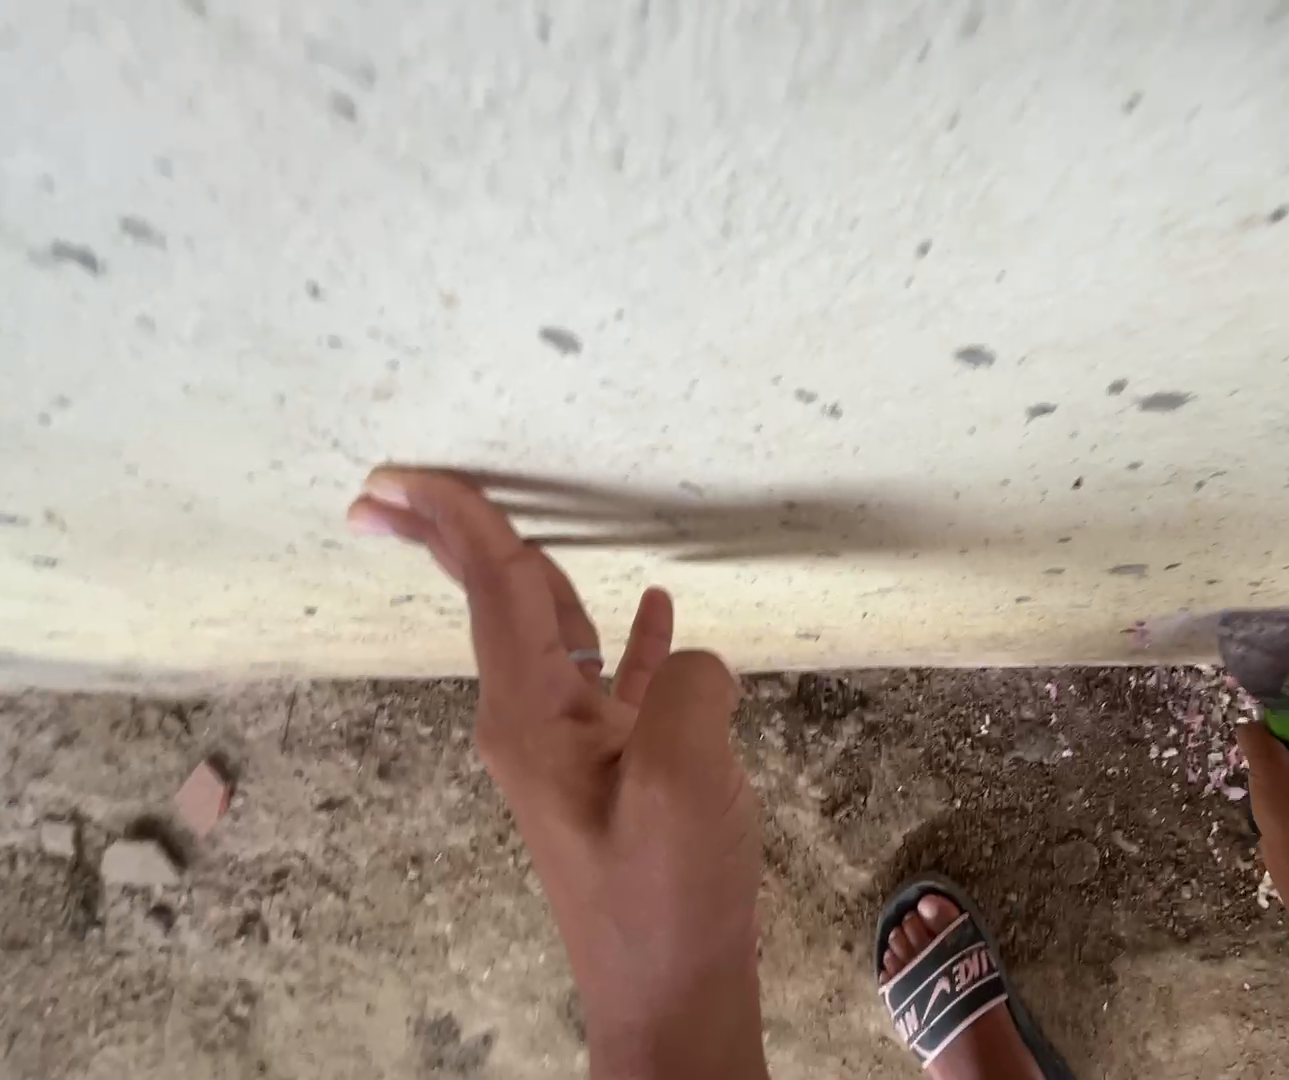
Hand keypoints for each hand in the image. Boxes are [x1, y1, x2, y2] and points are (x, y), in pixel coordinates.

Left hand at [347, 466, 766, 1079]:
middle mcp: (540, 723)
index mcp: (535, 718)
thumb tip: (687, 654)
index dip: (459, 527)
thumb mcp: (683, 775)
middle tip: (401, 490)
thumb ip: (683, 684)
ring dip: (539, 579)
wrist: (674, 982)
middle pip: (502, 608)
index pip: (497, 595)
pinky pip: (616, 674)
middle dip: (458, 544)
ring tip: (521, 532)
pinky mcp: (624, 761)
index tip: (400, 478)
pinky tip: (654, 608)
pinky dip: (624, 634)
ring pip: (558, 635)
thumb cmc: (670, 886)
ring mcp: (580, 744)